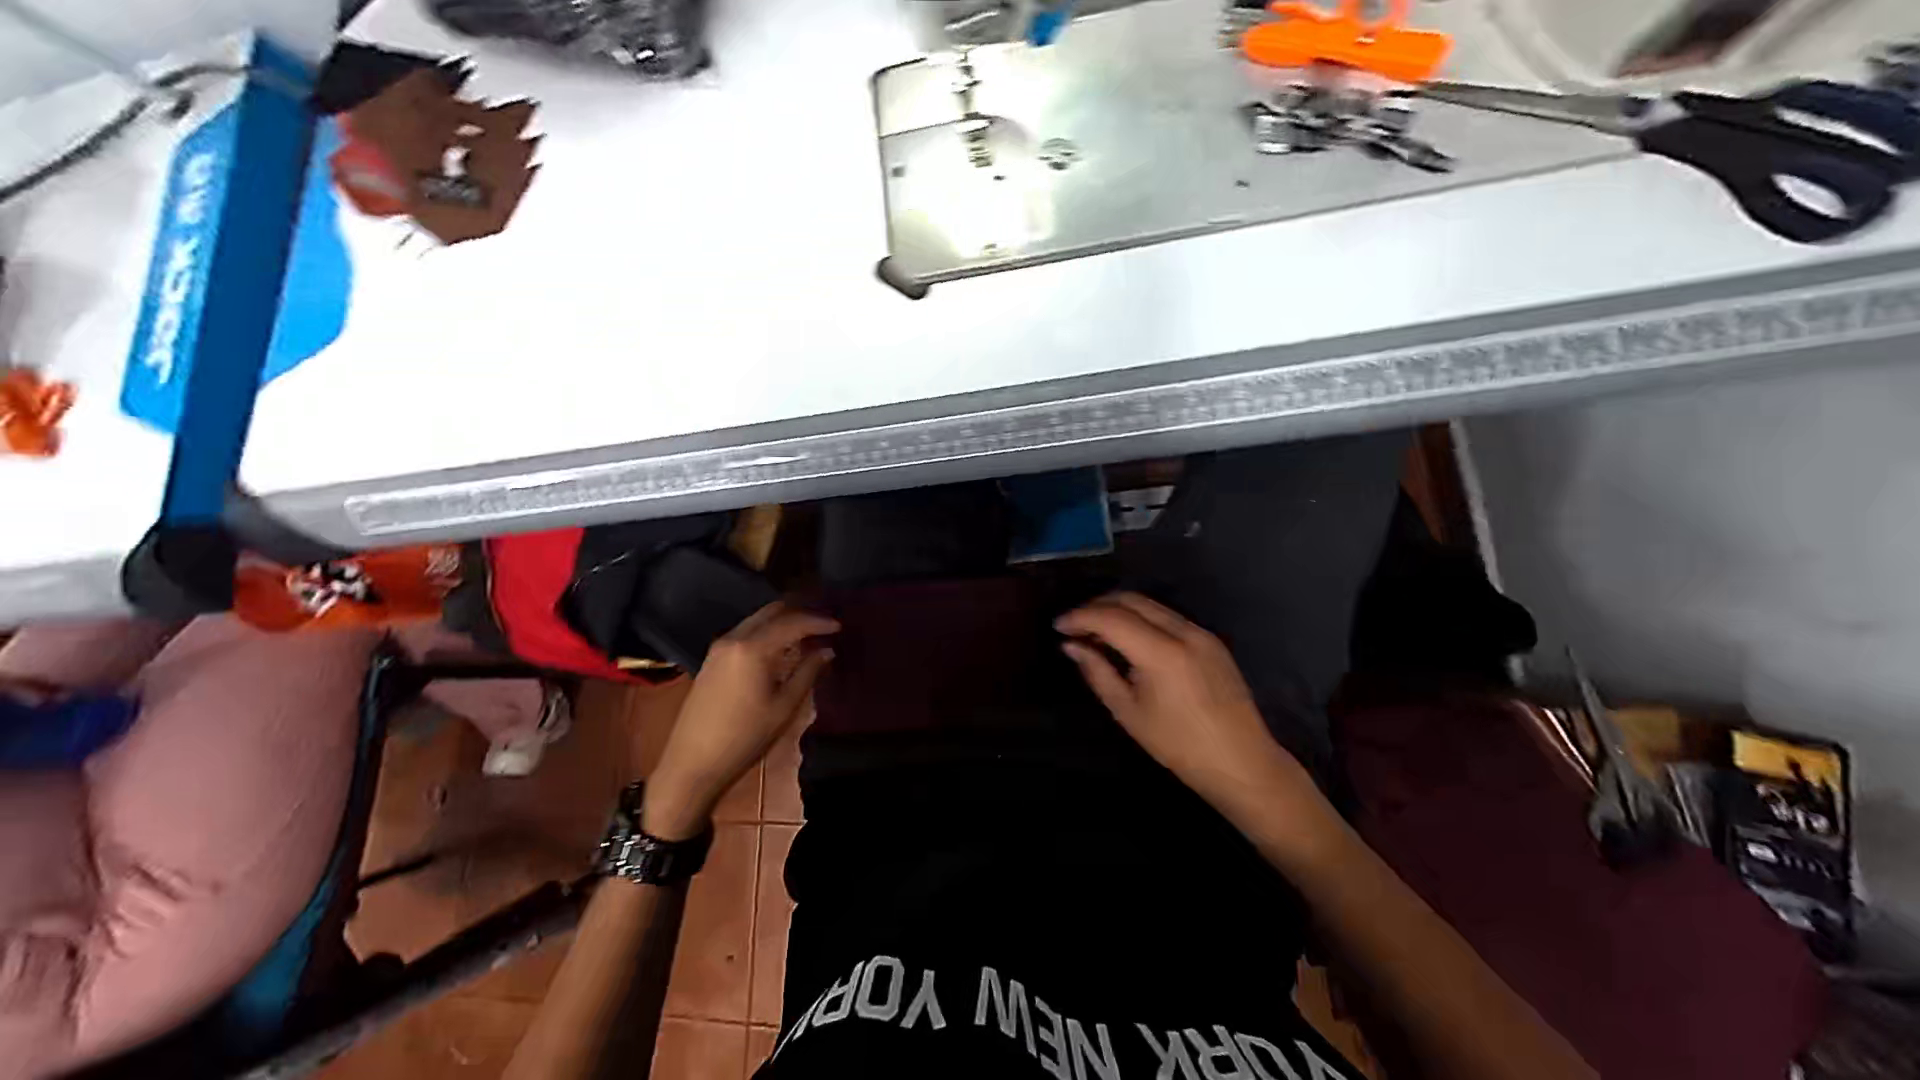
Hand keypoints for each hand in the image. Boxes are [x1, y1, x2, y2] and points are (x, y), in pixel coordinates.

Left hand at [642, 602, 838, 839]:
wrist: (691, 762)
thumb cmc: (744, 736)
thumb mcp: (784, 706)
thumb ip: (807, 672)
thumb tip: (827, 650)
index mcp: (752, 648)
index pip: (791, 622)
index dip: (818, 621)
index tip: (839, 626)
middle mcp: (733, 638)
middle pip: (771, 612)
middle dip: (798, 615)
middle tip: (822, 626)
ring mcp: (719, 648)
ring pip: (756, 620)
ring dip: (781, 623)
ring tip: (805, 636)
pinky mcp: (711, 659)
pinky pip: (745, 633)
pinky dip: (765, 633)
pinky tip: (779, 649)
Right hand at [1055, 592, 1318, 814]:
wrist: (1241, 761)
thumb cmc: (1178, 746)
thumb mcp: (1128, 712)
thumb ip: (1097, 672)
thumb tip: (1071, 646)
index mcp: (1161, 653)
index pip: (1111, 617)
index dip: (1080, 617)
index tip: (1057, 626)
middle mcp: (1183, 631)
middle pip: (1130, 600)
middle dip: (1097, 607)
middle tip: (1073, 626)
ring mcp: (1201, 632)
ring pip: (1150, 605)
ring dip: (1118, 610)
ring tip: (1096, 632)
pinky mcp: (1211, 639)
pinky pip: (1167, 616)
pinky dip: (1141, 618)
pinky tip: (1128, 639)